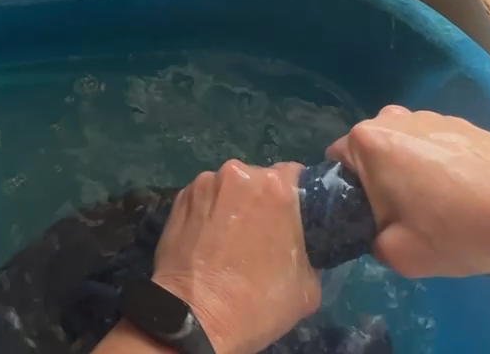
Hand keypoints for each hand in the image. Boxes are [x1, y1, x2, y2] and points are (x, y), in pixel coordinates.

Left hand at [150, 160, 321, 353]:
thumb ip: (309, 250)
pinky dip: (209, 212)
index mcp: (276, 187)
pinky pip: (205, 198)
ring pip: (229, 187)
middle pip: (259, 180)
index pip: (295, 175)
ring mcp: (205, 181)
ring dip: (233, 205)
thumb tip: (301, 243)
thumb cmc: (258, 302)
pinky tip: (207, 240)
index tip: (292, 218)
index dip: (296, 196)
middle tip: (261, 234)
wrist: (195, 317)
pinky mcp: (180, 195)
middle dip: (262, 201)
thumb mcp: (308, 286)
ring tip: (229, 239)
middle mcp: (239, 173)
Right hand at [326, 106, 489, 277]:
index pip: (337, 161)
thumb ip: (375, 244)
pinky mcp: (460, 122)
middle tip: (409, 220)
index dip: (350, 194)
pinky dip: (442, 168)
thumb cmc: (459, 228)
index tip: (373, 220)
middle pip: (372, 153)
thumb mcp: (404, 256)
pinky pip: (435, 146)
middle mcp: (391, 118)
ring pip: (405, 148)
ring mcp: (428, 115)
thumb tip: (382, 234)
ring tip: (445, 209)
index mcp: (368, 142)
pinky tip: (468, 196)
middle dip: (382, 183)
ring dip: (413, 173)